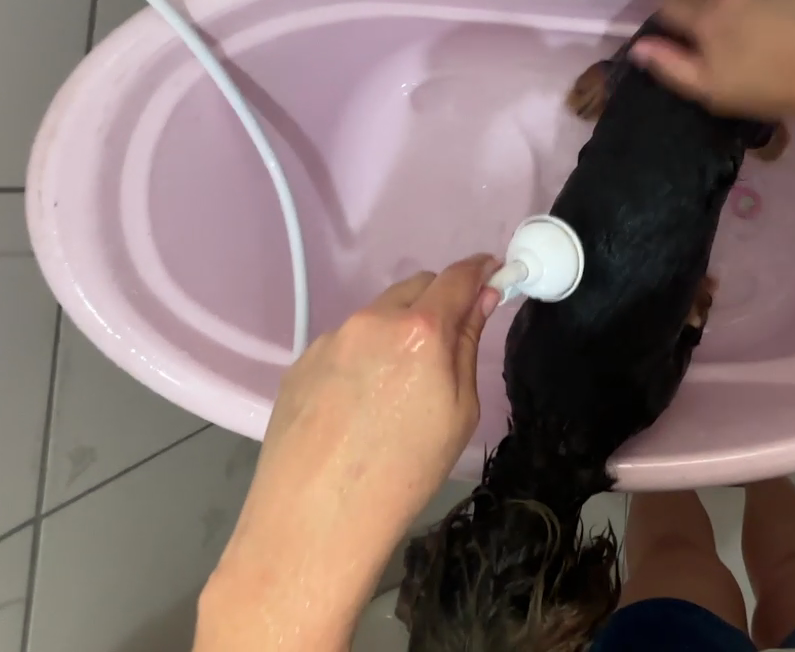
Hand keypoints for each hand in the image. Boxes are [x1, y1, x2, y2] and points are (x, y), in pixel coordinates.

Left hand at [200, 257, 501, 650]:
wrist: (313, 525)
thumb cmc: (405, 472)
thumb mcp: (460, 411)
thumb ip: (469, 344)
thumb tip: (482, 298)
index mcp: (421, 329)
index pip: (458, 276)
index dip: (480, 269)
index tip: (493, 273)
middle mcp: (373, 319)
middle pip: (418, 286)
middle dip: (439, 300)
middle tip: (446, 343)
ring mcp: (331, 339)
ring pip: (379, 314)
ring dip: (399, 329)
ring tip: (394, 388)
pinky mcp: (301, 362)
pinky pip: (346, 342)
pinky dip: (364, 354)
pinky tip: (357, 405)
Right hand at [631, 0, 794, 119]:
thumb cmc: (767, 88)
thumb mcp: (711, 89)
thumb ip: (670, 66)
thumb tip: (638, 47)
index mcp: (705, 15)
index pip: (667, 2)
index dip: (664, 16)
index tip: (670, 32)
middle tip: (702, 26)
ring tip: (732, 13)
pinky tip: (761, 5)